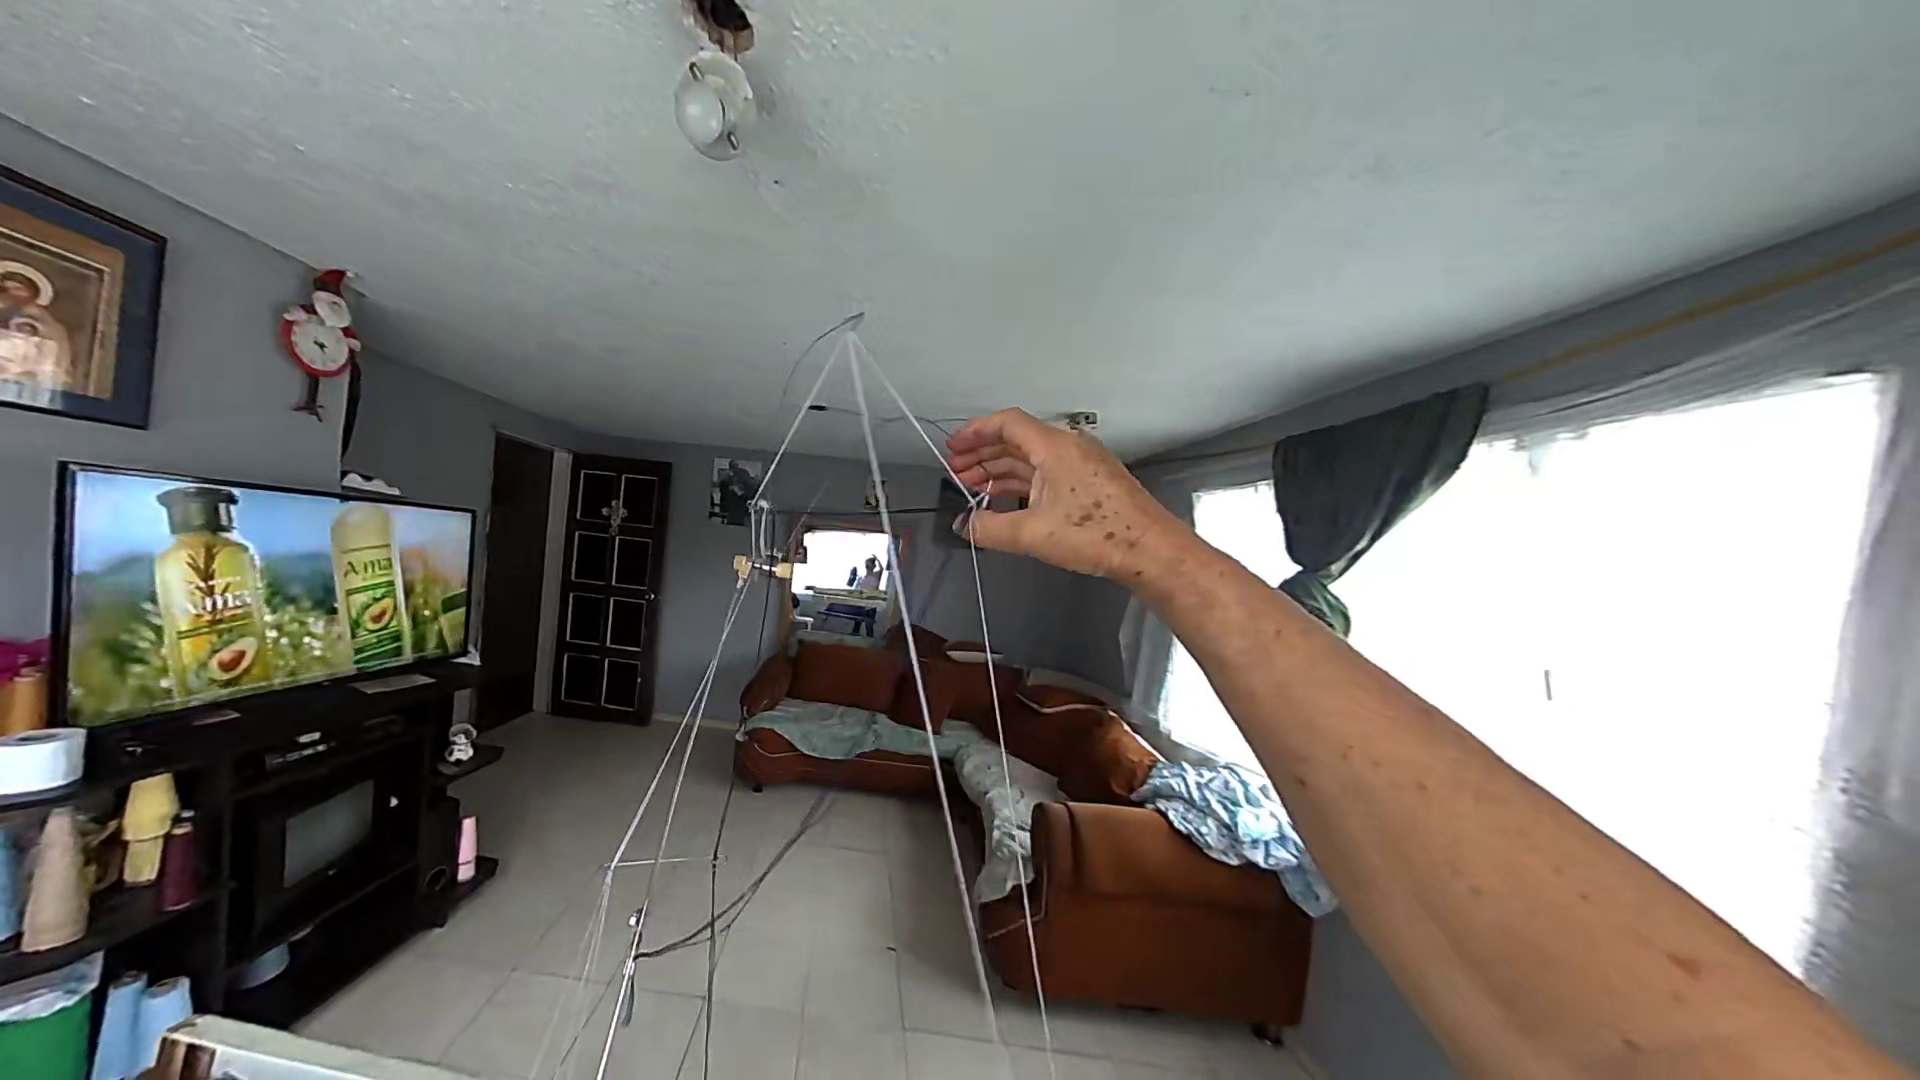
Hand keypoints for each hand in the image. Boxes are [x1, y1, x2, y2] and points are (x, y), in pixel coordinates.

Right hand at [945, 408, 1183, 579]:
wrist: (1148, 549)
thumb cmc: (1102, 534)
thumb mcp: (1032, 533)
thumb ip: (990, 528)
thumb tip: (966, 526)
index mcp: (1055, 447)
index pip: (1007, 423)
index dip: (976, 432)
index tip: (955, 445)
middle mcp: (1069, 447)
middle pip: (1016, 440)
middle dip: (983, 454)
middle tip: (958, 469)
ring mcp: (1082, 463)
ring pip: (1031, 457)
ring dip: (1000, 469)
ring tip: (975, 486)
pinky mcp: (1089, 481)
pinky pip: (1047, 471)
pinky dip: (1022, 480)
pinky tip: (1008, 497)